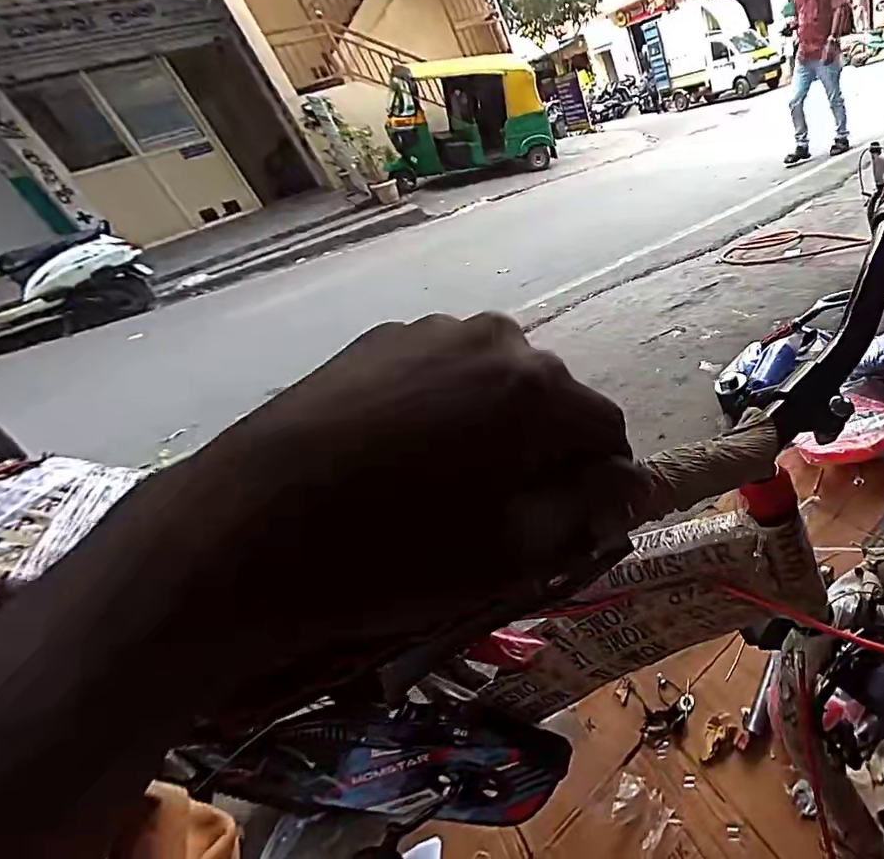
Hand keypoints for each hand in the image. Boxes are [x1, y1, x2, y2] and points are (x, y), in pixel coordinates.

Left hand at [191, 314, 647, 646]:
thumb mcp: (511, 552)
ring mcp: (431, 330)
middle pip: (551, 398)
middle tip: (500, 507)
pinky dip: (444, 405)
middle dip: (544, 450)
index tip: (569, 521)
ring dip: (493, 424)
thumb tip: (637, 483)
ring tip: (444, 478)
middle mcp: (494, 338)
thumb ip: (587, 508)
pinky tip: (399, 449)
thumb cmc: (393, 552)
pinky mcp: (381, 338)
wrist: (246, 526)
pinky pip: (442, 370)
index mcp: (537, 388)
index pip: (606, 429)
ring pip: (495, 380)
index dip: (598, 480)